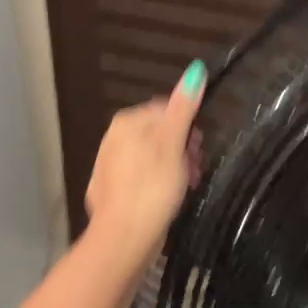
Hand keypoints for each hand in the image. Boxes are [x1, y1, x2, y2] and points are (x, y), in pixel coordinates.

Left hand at [84, 61, 204, 265]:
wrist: (124, 238)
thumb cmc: (152, 187)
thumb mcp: (174, 143)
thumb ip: (183, 107)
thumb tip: (196, 69)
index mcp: (127, 122)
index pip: (166, 110)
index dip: (188, 129)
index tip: (197, 151)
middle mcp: (113, 139)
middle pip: (159, 134)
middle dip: (181, 151)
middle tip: (193, 173)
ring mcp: (109, 166)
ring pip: (152, 158)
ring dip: (172, 170)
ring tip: (182, 189)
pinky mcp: (111, 192)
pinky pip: (141, 180)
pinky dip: (156, 186)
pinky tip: (164, 202)